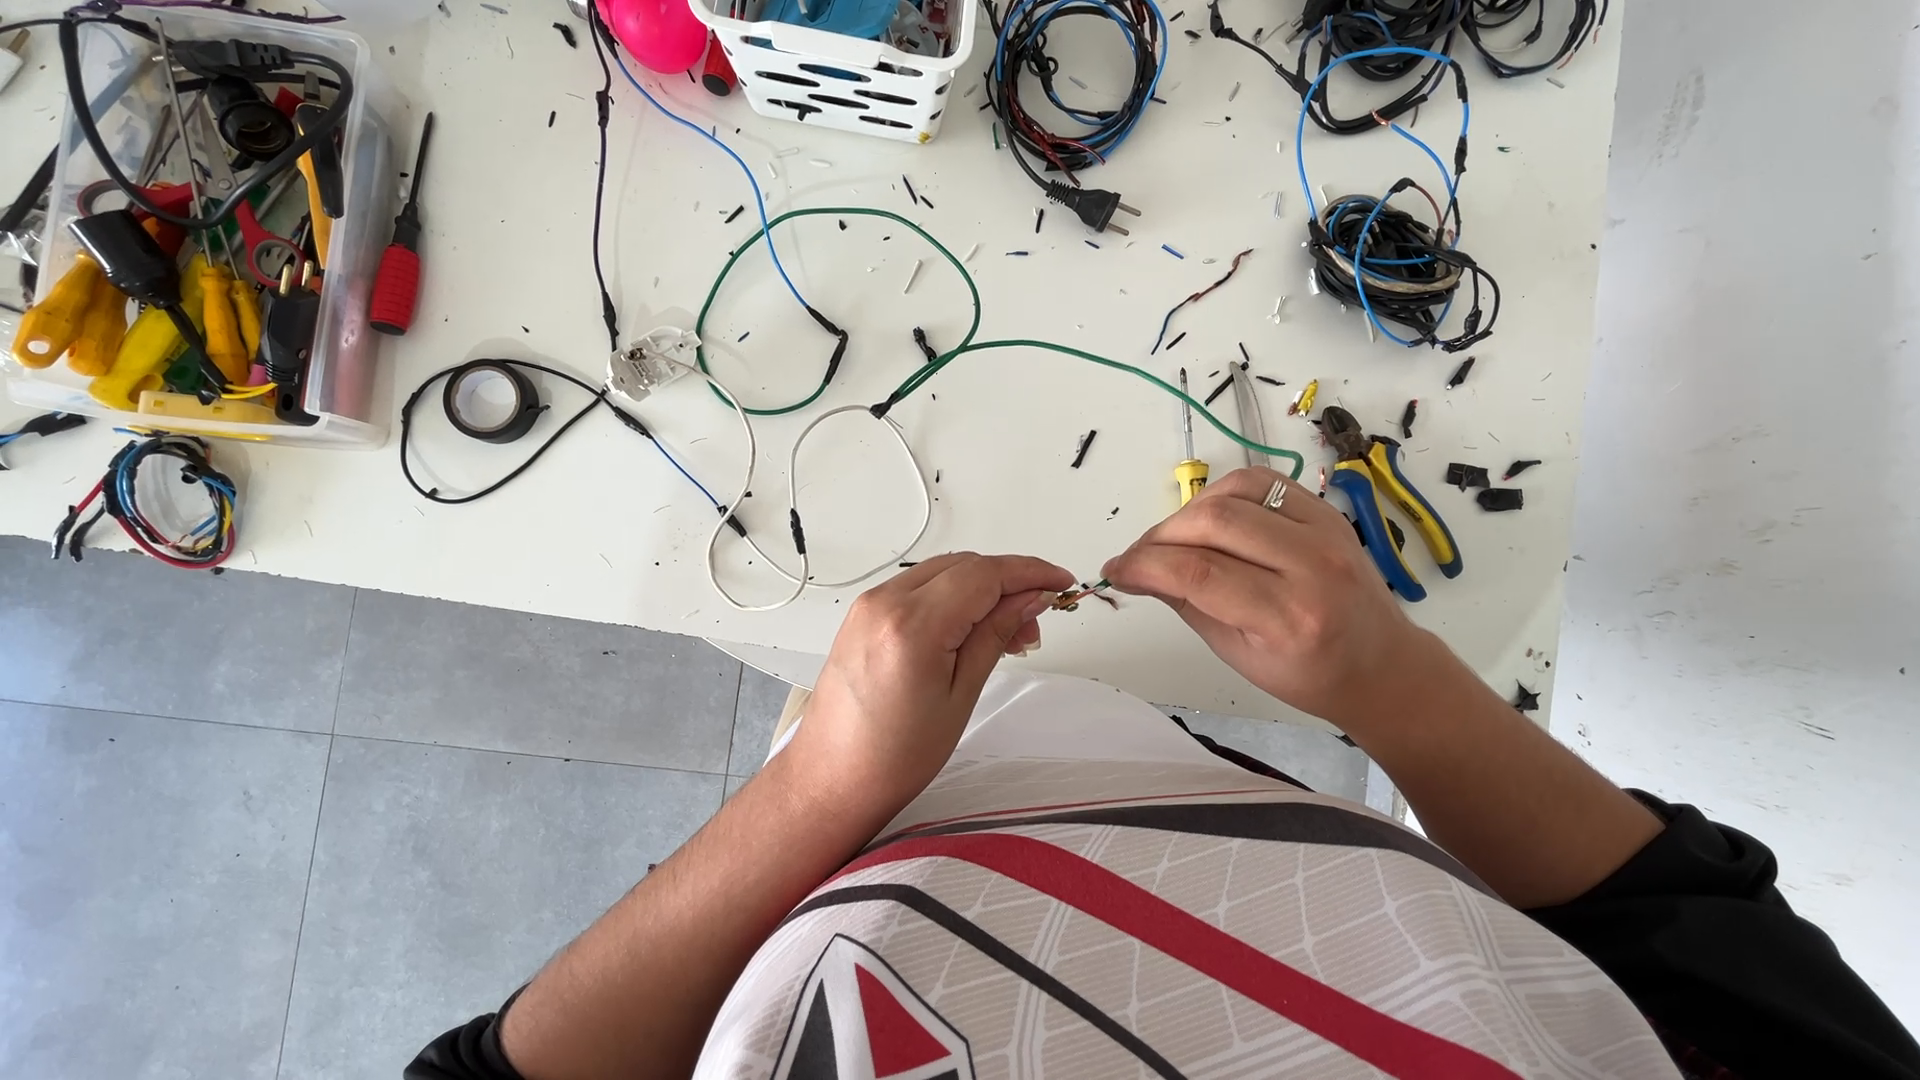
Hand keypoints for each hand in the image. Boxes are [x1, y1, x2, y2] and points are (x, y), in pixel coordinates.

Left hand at [790, 553, 1074, 810]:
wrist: (832, 777)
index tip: (1060, 581)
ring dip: (981, 588)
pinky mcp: (863, 615)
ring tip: (1009, 632)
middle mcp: (885, 603)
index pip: (984, 574)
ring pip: (942, 571)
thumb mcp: (960, 696)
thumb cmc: (893, 756)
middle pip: (964, 565)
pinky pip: (918, 586)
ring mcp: (869, 605)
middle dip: (1008, 582)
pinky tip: (972, 626)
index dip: (1029, 572)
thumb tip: (1028, 600)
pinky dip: (952, 595)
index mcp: (912, 625)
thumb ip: (995, 636)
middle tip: (1037, 621)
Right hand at [1101, 467, 1439, 728]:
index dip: (1144, 565)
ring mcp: (1325, 530)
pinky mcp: (1325, 510)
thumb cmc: (1306, 674)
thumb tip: (1135, 569)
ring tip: (1174, 540)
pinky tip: (1208, 520)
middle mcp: (1313, 566)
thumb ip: (1186, 602)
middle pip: (1214, 522)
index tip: (1116, 570)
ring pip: (1234, 491)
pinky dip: (1221, 495)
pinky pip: (1260, 482)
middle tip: (1141, 558)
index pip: (1199, 573)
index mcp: (1290, 618)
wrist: (1381, 664)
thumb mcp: (1236, 653)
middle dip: (1160, 536)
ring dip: (1188, 511)